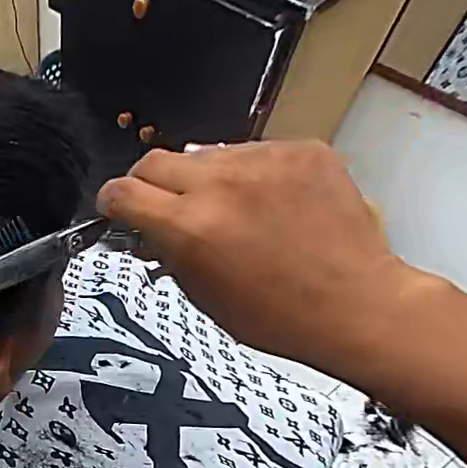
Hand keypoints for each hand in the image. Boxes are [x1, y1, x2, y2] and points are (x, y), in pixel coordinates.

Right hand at [96, 140, 434, 376]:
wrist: (353, 305)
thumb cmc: (280, 317)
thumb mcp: (206, 298)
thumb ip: (170, 255)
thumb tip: (151, 232)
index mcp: (192, 227)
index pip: (124, 192)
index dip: (113, 203)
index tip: (117, 210)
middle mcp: (222, 183)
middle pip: (156, 161)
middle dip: (149, 185)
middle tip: (163, 209)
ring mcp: (264, 160)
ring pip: (206, 154)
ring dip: (202, 181)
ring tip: (228, 214)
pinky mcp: (300, 149)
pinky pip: (254, 153)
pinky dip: (249, 177)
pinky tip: (269, 207)